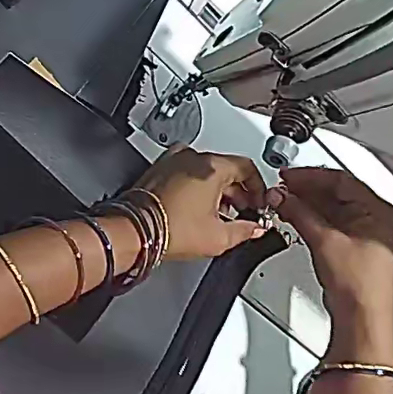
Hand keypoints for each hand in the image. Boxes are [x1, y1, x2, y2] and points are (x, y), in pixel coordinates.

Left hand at [132, 149, 268, 261]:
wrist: (134, 231)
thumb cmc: (168, 228)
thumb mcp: (218, 237)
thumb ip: (245, 230)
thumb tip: (254, 228)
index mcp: (212, 166)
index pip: (247, 167)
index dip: (258, 187)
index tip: (258, 202)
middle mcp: (191, 157)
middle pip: (226, 168)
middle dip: (238, 192)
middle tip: (242, 211)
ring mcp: (172, 161)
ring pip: (205, 171)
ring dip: (217, 189)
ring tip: (218, 213)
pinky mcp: (158, 170)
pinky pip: (186, 173)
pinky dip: (196, 186)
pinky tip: (196, 207)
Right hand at [270, 167, 392, 346]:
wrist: (361, 317)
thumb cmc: (360, 285)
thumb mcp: (324, 240)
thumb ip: (299, 213)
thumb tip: (283, 197)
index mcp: (377, 210)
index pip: (341, 179)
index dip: (311, 176)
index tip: (288, 176)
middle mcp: (374, 219)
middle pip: (336, 192)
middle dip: (306, 189)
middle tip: (281, 188)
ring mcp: (363, 234)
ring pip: (331, 208)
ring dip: (305, 203)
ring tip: (283, 201)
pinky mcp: (351, 248)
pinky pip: (328, 223)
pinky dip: (309, 218)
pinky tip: (294, 217)